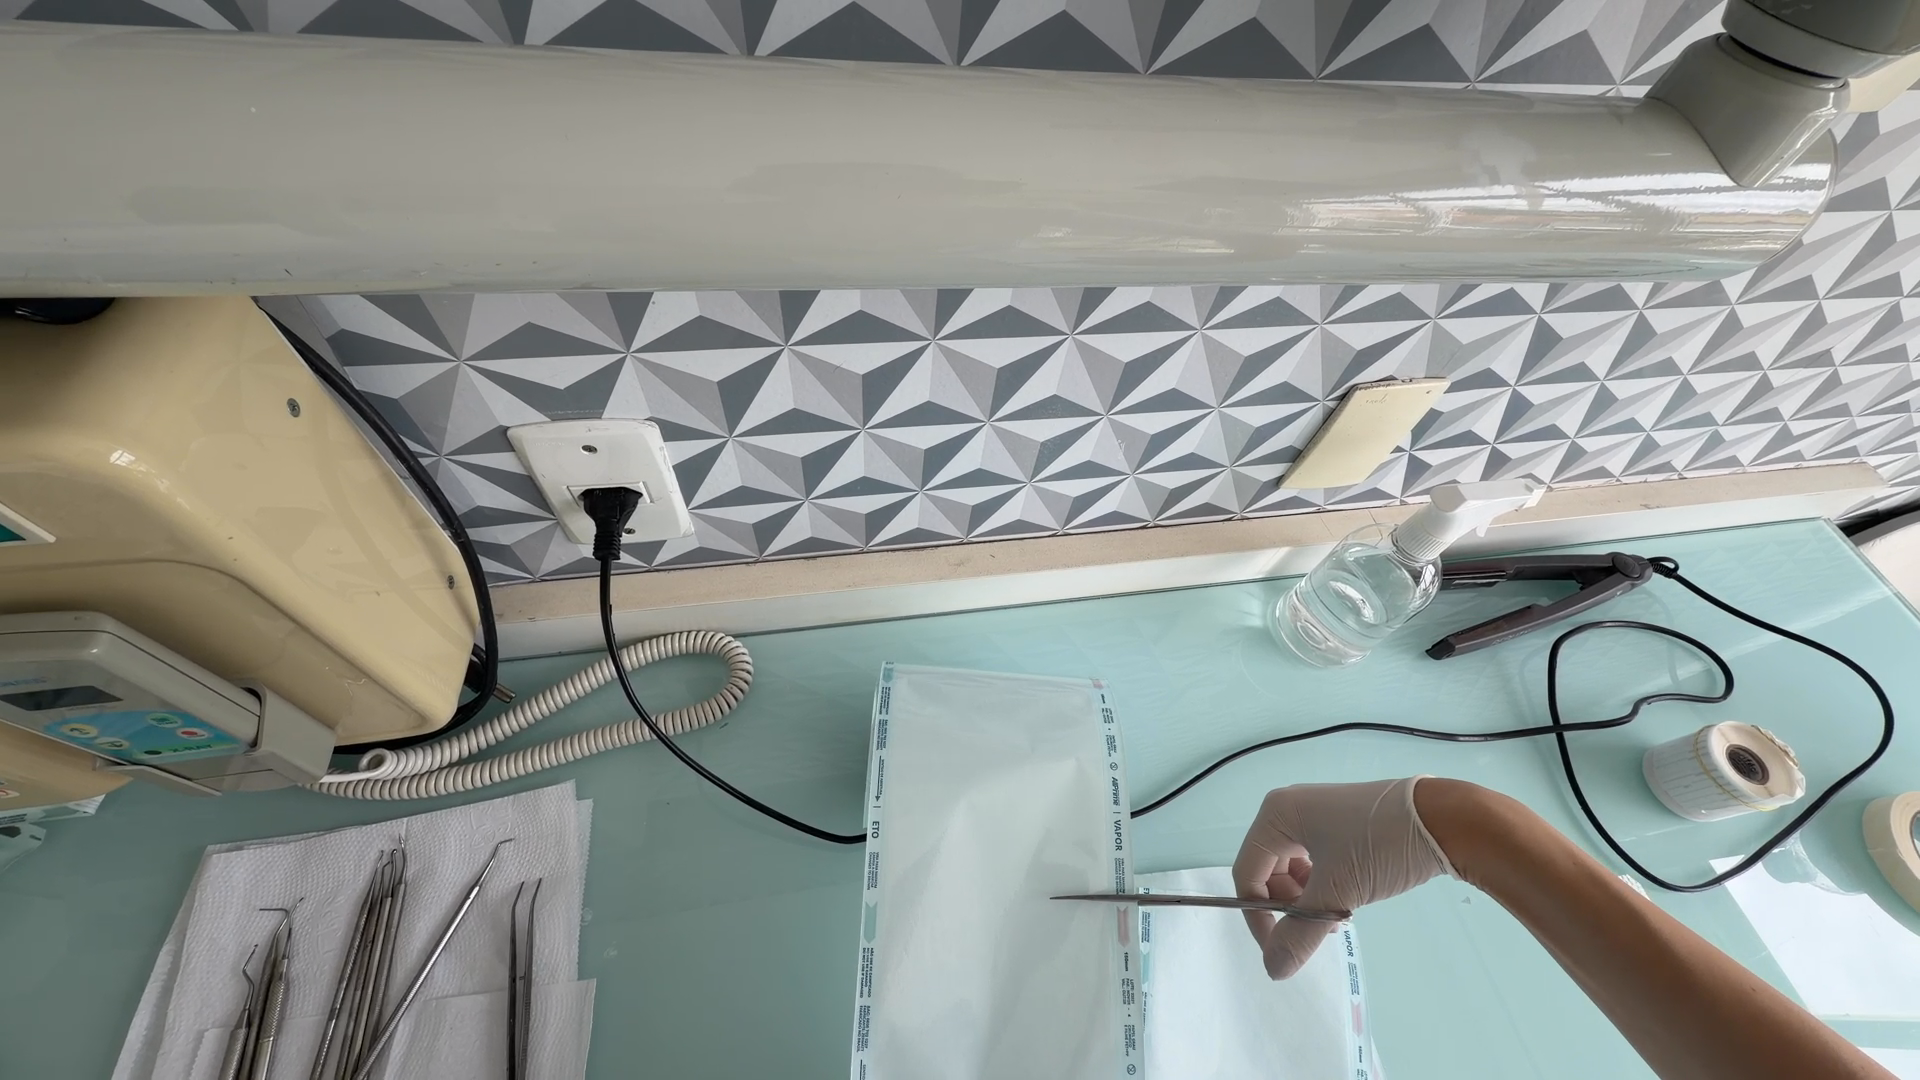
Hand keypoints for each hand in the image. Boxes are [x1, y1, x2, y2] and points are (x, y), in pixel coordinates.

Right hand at [1233, 777, 1452, 978]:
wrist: (1443, 819)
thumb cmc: (1378, 846)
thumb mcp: (1336, 892)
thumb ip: (1301, 934)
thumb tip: (1273, 970)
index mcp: (1274, 815)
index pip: (1246, 873)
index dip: (1258, 916)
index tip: (1282, 950)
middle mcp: (1285, 809)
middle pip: (1267, 870)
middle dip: (1288, 906)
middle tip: (1320, 927)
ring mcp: (1312, 812)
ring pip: (1291, 867)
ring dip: (1307, 898)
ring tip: (1338, 916)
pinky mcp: (1337, 821)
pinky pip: (1312, 858)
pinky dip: (1322, 883)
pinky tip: (1347, 898)